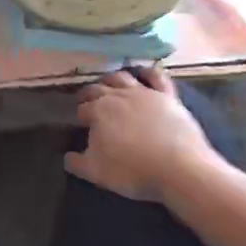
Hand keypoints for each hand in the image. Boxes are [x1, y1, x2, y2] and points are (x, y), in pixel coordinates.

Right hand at [69, 66, 222, 203]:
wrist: (178, 167)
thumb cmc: (132, 170)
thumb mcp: (97, 173)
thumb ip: (78, 163)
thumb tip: (67, 157)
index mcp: (99, 111)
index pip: (84, 108)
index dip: (81, 114)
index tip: (81, 121)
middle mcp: (118, 95)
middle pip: (99, 88)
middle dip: (90, 94)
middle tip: (87, 100)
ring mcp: (144, 93)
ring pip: (123, 77)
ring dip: (112, 79)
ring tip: (108, 84)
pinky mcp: (167, 95)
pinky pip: (156, 77)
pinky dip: (148, 72)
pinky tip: (144, 73)